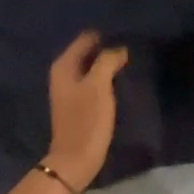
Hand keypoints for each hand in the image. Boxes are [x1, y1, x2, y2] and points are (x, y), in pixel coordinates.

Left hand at [45, 31, 128, 191]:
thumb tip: (118, 48)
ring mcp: (69, 90)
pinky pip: (93, 82)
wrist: (76, 159)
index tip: (126, 34)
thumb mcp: (98, 86)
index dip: (104, 36)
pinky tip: (120, 80)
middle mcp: (63, 74)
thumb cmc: (86, 120)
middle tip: (131, 46)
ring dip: (107, 65)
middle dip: (106, 49)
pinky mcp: (78, 104)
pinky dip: (105, 79)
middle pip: (87, 52)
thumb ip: (107, 61)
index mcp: (63, 66)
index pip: (85, 38)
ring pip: (91, 68)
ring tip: (129, 61)